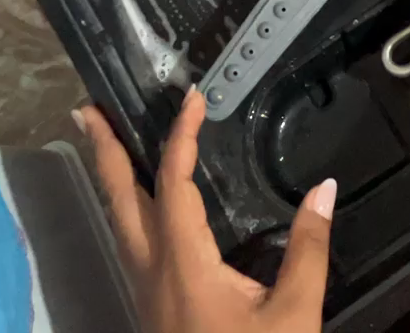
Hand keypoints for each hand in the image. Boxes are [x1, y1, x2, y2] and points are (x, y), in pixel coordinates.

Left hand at [76, 89, 335, 332]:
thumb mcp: (293, 316)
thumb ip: (308, 249)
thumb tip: (324, 187)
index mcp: (184, 266)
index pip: (173, 185)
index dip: (181, 137)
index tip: (192, 98)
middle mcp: (152, 272)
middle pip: (118, 201)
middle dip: (101, 152)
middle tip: (84, 110)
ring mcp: (146, 291)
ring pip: (119, 222)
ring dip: (110, 176)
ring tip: (102, 140)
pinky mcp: (152, 305)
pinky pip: (132, 239)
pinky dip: (129, 203)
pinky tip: (142, 201)